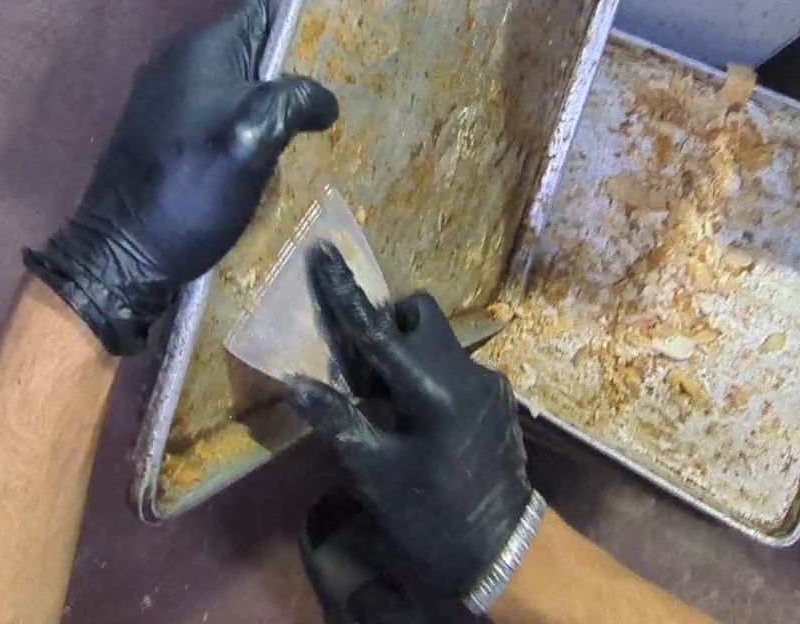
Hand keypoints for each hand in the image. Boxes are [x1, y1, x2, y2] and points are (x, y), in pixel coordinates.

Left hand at [25, 0, 337, 354]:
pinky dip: (244, 123)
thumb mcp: (257, 136)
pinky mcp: (161, 130)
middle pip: (252, 49)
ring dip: (268, 101)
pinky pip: (216, 110)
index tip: (338, 45)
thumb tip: (324, 102)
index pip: (262, 11)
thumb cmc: (192, 185)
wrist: (123, 252)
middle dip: (289, 69)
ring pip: (236, 83)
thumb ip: (296, 101)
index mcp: (201, 48)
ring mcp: (166, 96)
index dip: (301, 22)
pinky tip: (265, 151)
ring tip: (307, 127)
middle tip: (329, 97)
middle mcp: (179, 60)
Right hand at [288, 246, 541, 608]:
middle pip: (419, 315)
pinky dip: (428, 372)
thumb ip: (337, 420)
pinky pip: (453, 362)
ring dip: (407, 351)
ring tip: (391, 402)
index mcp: (433, 389)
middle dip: (387, 325)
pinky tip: (420, 418)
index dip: (344, 290)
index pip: (376, 329)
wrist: (506, 549)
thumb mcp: (376, 474)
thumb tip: (293, 382)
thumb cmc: (432, 514)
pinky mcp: (498, 391)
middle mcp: (465, 370)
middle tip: (366, 372)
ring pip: (437, 337)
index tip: (325, 250)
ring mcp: (488, 378)